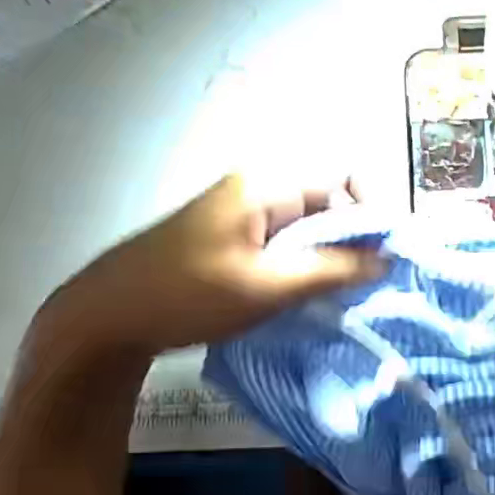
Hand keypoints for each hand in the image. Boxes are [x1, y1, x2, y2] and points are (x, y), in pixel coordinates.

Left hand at [33, 174, 382, 360]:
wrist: (107, 317)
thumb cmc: (188, 296)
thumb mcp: (268, 287)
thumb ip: (332, 270)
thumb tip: (386, 260)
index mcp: (263, 185)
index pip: (341, 177)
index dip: (371, 210)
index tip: (383, 254)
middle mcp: (255, 187)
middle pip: (327, 200)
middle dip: (353, 237)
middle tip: (365, 282)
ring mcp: (240, 210)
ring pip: (307, 223)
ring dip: (329, 254)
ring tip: (341, 292)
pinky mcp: (231, 234)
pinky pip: (285, 239)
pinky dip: (304, 261)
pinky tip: (306, 293)